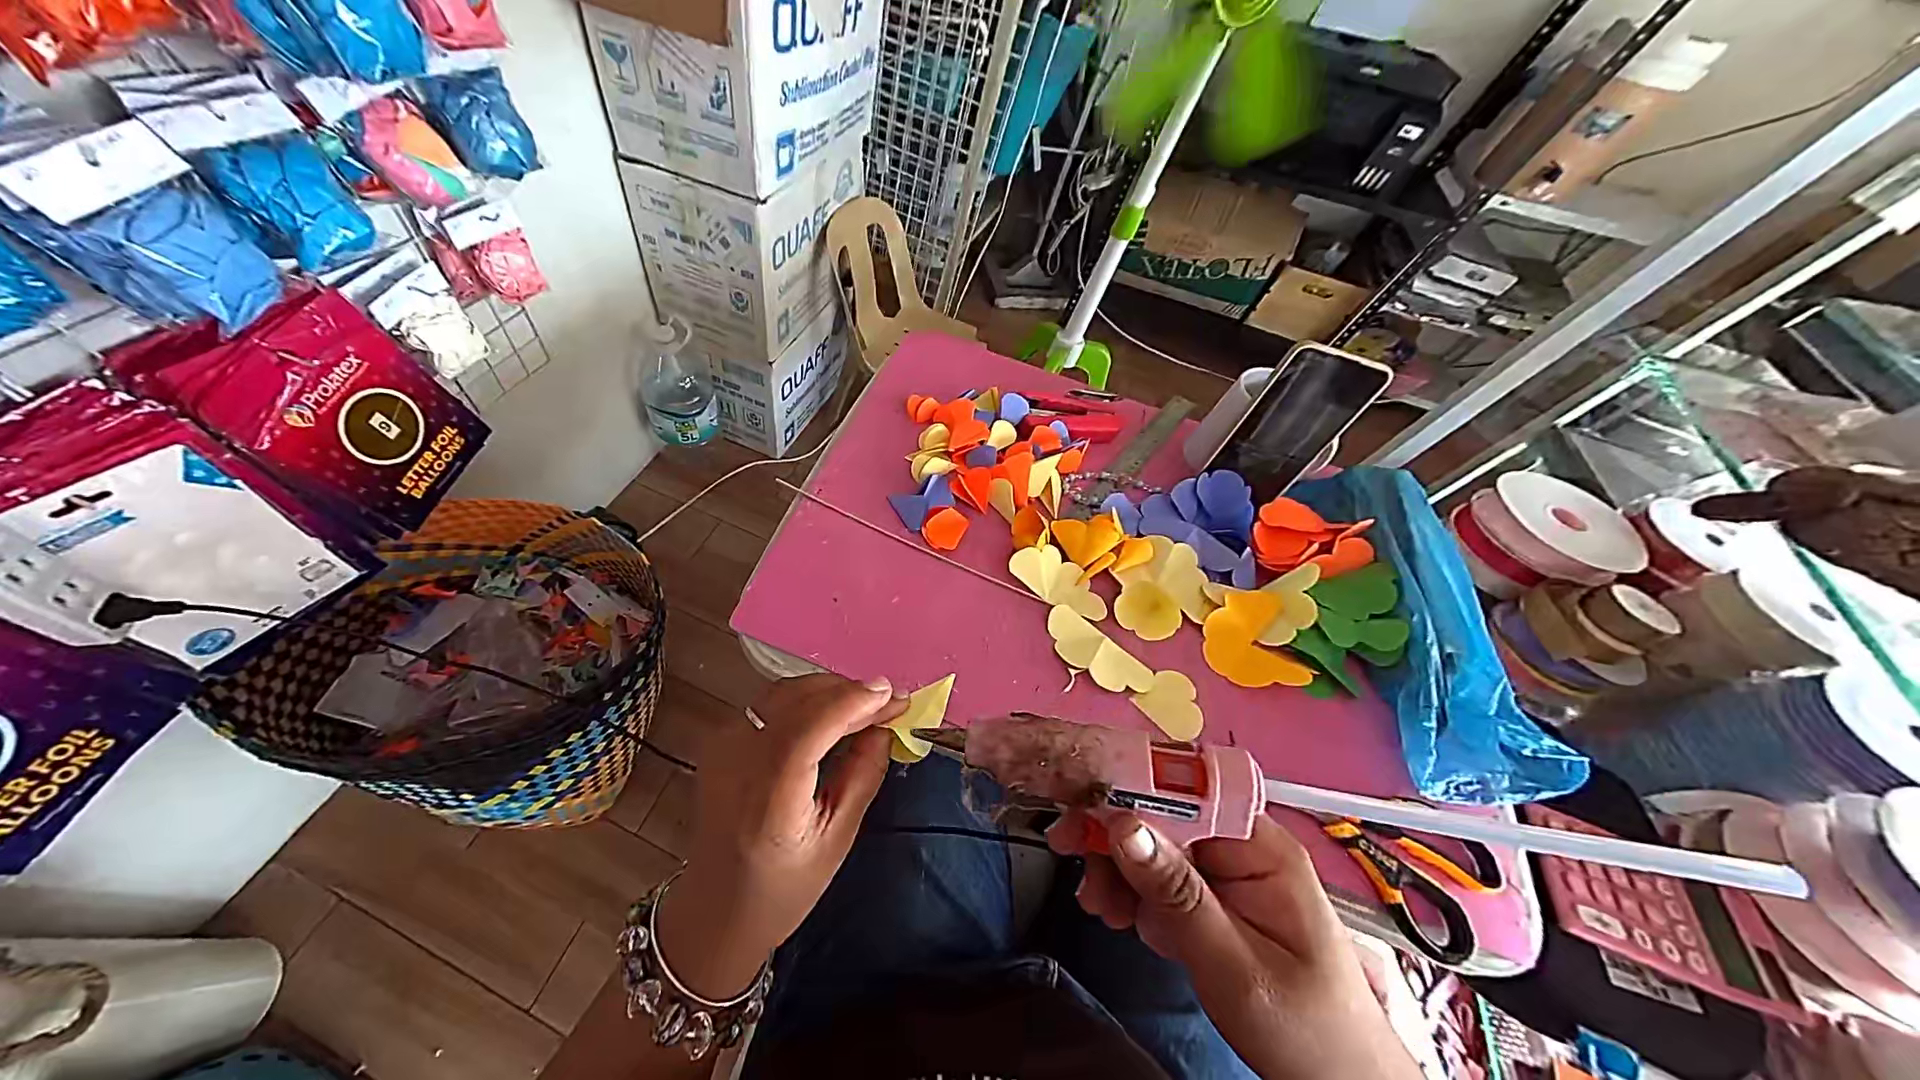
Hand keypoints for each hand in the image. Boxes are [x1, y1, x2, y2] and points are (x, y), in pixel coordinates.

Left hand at [656, 674, 903, 998]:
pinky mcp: (721, 741)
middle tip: (890, 700)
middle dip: (849, 691)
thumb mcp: (837, 839)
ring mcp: (723, 746)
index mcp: (768, 798)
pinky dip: (808, 699)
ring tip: (868, 704)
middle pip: (797, 699)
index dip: (853, 702)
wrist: (714, 909)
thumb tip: (884, 727)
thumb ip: (863, 775)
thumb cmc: (781, 888)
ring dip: (830, 691)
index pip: (809, 727)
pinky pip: (771, 704)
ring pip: (784, 693)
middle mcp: (737, 761)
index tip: (893, 694)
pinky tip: (834, 712)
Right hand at [1049, 809, 1420, 1079]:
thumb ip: (1177, 894)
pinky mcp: (1212, 901)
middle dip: (1116, 839)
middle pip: (1164, 818)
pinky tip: (1121, 916)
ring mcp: (1226, 875)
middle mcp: (1242, 849)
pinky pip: (1160, 880)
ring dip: (1118, 871)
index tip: (1083, 811)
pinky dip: (1132, 894)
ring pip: (1155, 848)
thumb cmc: (1304, 1031)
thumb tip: (1122, 825)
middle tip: (1074, 859)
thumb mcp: (1234, 966)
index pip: (1190, 793)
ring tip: (1101, 907)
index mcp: (1261, 848)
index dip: (1133, 791)